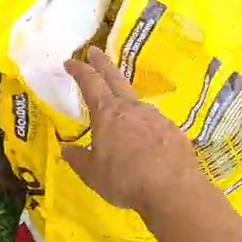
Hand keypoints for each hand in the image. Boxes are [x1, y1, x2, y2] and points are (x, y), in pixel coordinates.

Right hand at [62, 47, 205, 212]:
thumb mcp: (92, 174)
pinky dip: (144, 126)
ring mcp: (156, 118)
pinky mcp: (174, 132)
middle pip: (115, 78)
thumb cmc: (125, 179)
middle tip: (94, 50)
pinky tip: (145, 141)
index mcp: (107, 113)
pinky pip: (154, 123)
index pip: (90, 83)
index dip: (79, 70)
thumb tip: (67, 150)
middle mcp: (132, 109)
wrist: (174, 191)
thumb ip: (78, 159)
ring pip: (136, 102)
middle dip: (102, 63)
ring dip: (125, 100)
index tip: (70, 62)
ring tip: (120, 112)